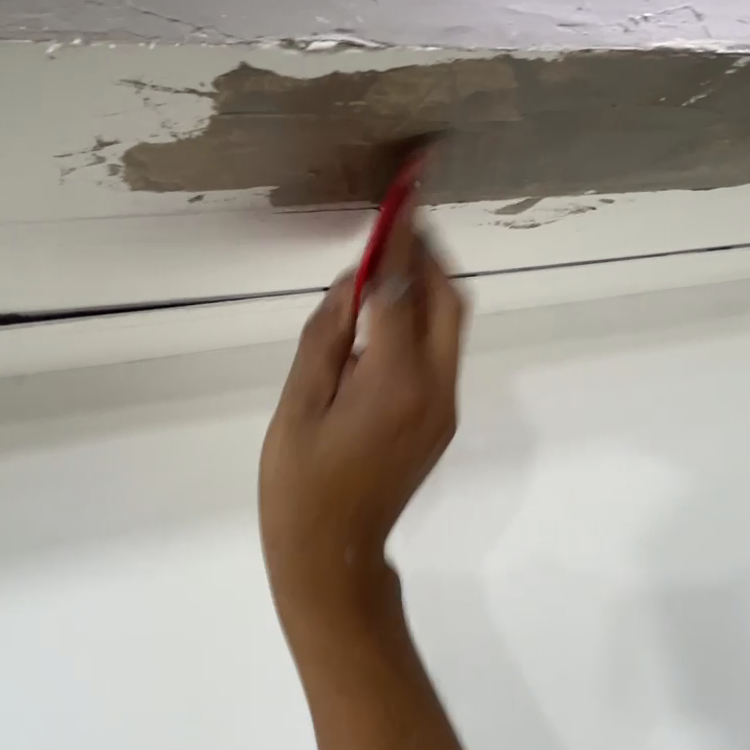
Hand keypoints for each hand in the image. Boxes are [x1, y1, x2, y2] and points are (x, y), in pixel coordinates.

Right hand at [259, 215, 467, 619]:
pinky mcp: (443, 416)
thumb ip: (327, 334)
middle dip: (428, 255)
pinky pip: (442, 348)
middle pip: (449, 299)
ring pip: (452, 322)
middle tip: (393, 227)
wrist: (334, 554)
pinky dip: (423, 317)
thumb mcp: (298, 403)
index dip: (400, 239)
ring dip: (428, 284)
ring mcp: (446, 404)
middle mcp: (435, 387)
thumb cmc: (299, 483)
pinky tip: (385, 316)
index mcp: (394, 382)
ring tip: (386, 264)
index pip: (402, 290)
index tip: (405, 194)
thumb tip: (352, 282)